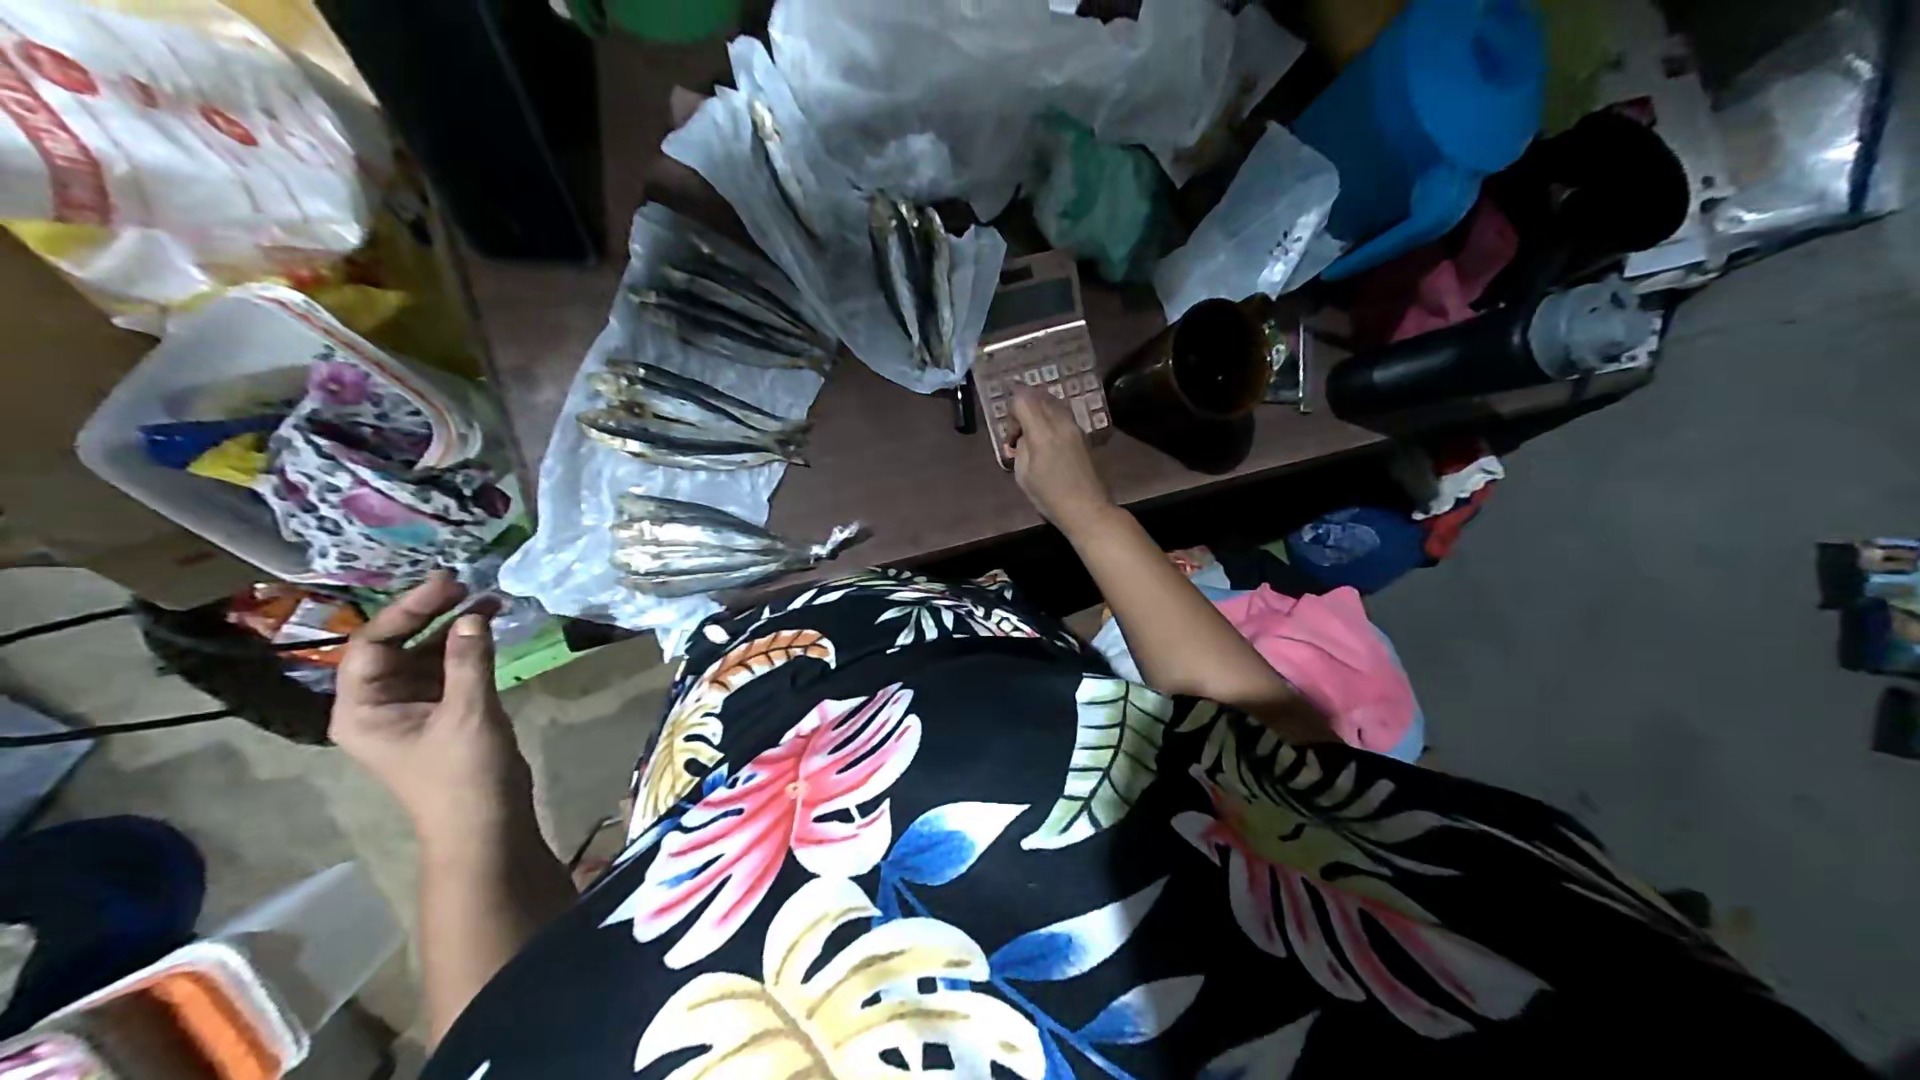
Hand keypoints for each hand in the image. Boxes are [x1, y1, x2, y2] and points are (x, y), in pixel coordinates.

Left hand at [330, 572, 530, 843]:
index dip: (407, 611)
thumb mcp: (468, 713)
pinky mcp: (443, 712)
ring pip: (426, 655)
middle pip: (397, 646)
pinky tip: (489, 629)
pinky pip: (448, 669)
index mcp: (362, 709)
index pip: (372, 645)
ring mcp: (412, 708)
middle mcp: (379, 704)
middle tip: (467, 586)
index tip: (446, 584)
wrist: (487, 823)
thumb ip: (468, 660)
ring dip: (454, 629)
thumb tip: (472, 614)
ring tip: (488, 601)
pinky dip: (467, 648)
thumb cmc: (464, 774)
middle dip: (431, 615)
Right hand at [1008, 387, 1113, 534]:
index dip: (1012, 411)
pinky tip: (1047, 439)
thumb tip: (1024, 436)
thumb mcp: (1023, 475)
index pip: (1023, 398)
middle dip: (1024, 407)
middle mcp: (1060, 421)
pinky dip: (1050, 418)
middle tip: (1019, 432)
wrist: (1087, 508)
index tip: (1012, 435)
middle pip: (1038, 395)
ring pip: (1052, 402)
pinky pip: (1062, 413)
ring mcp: (1075, 426)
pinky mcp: (1082, 434)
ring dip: (1038, 411)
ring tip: (1032, 434)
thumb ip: (1021, 448)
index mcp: (1042, 432)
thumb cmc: (1050, 497)